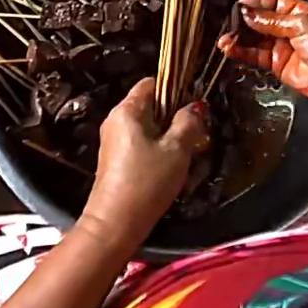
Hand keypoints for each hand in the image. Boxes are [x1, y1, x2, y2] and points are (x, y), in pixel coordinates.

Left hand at [79, 79, 209, 249]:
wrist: (115, 223)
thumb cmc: (147, 181)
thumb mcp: (176, 151)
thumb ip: (188, 123)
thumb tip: (195, 107)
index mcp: (127, 110)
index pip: (150, 83)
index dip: (173, 88)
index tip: (192, 104)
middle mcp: (115, 119)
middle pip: (148, 104)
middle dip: (172, 115)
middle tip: (194, 131)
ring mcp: (112, 139)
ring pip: (145, 125)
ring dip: (166, 134)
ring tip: (185, 151)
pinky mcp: (113, 158)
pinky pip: (138, 142)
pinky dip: (154, 148)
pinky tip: (168, 166)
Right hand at [219, 0, 307, 111]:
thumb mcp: (303, 25)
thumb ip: (272, 20)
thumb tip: (247, 14)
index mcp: (303, 12)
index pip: (275, 2)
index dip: (257, 2)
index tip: (240, 4)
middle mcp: (292, 28)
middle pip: (262, 20)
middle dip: (245, 21)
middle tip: (229, 21)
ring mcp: (284, 47)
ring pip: (256, 39)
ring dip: (240, 37)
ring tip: (225, 38)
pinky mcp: (277, 65)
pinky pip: (255, 56)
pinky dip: (242, 52)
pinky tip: (230, 49)